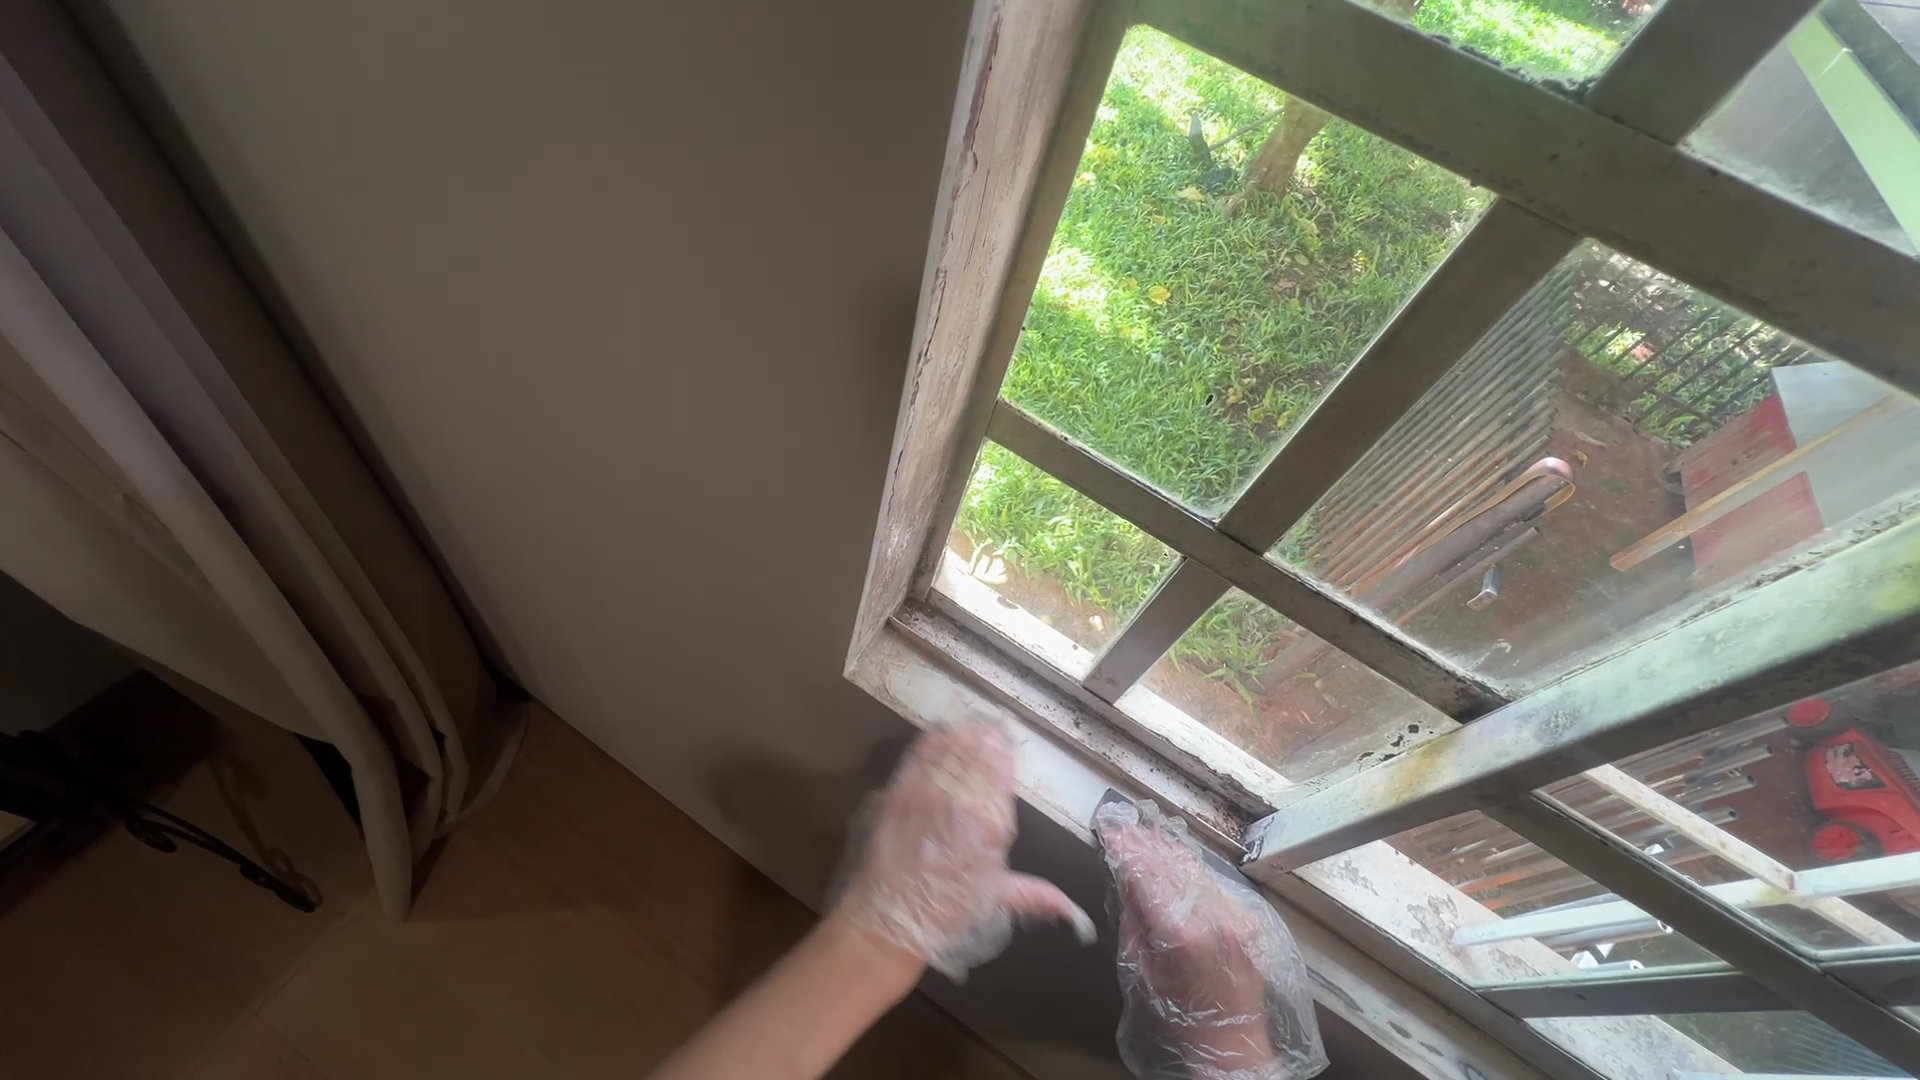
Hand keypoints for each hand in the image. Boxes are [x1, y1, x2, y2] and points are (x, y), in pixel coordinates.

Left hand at [831, 719, 1095, 979]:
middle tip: (988, 728)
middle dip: (985, 737)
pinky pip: (921, 754)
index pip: (1002, 768)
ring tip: (968, 726)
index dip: (1004, 750)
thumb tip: (1079, 920)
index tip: (1005, 742)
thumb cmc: (947, 909)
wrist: (888, 919)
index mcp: (991, 822)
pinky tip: (938, 733)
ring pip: (950, 747)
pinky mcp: (900, 790)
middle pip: (978, 751)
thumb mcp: (997, 898)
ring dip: (961, 734)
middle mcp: (963, 800)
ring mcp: (928, 791)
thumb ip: (1038, 895)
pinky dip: (932, 741)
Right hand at [1096, 800, 1326, 1079]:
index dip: (1125, 847)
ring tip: (1146, 829)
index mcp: (1180, 932)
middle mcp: (1212, 917)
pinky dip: (1189, 867)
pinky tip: (1174, 855)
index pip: (1145, 872)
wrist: (1229, 1049)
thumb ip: (1132, 915)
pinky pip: (1211, 882)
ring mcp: (1234, 916)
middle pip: (1171, 863)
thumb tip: (1124, 874)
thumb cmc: (1175, 1017)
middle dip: (1145, 840)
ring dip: (1167, 847)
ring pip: (1194, 866)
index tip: (1110, 828)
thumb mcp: (1137, 968)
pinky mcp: (1247, 919)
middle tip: (1125, 821)